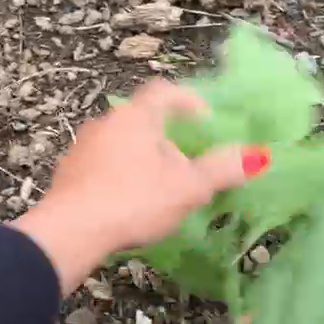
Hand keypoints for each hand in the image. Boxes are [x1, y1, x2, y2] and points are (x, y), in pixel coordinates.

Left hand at [12, 81, 266, 295]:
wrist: (70, 231)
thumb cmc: (133, 201)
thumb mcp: (187, 188)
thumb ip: (222, 170)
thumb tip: (256, 156)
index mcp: (135, 118)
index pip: (164, 92)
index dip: (188, 101)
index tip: (205, 120)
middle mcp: (104, 124)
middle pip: (142, 121)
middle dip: (166, 140)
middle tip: (185, 166)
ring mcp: (81, 148)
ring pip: (120, 145)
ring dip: (142, 160)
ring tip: (159, 189)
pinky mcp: (67, 174)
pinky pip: (101, 166)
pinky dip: (119, 176)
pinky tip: (127, 203)